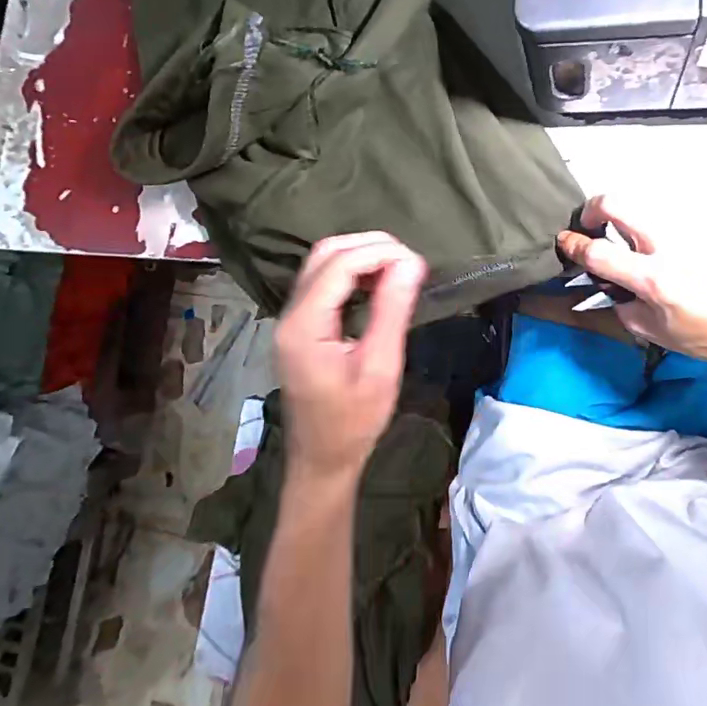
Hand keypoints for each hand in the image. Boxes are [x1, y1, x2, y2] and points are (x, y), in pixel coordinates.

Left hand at [274, 232, 425, 479]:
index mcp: (304, 324)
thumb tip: (411, 263)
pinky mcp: (299, 326)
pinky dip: (350, 272)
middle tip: (408, 258)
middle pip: (325, 255)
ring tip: (397, 266)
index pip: (339, 265)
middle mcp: (290, 314)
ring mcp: (291, 319)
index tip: (416, 261)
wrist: (322, 459)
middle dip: (368, 246)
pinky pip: (322, 282)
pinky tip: (376, 282)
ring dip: (359, 256)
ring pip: (321, 264)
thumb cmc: (353, 422)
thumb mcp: (380, 367)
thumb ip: (392, 310)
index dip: (378, 252)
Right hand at [555, 195, 706, 389]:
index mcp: (654, 279)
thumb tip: (607, 283)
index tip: (566, 241)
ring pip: (643, 201)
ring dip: (627, 216)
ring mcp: (690, 231)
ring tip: (630, 236)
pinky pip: (671, 212)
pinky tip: (664, 243)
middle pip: (616, 203)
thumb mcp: (653, 331)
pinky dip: (657, 223)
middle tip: (592, 224)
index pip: (598, 252)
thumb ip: (622, 302)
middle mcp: (670, 248)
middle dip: (594, 208)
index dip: (573, 244)